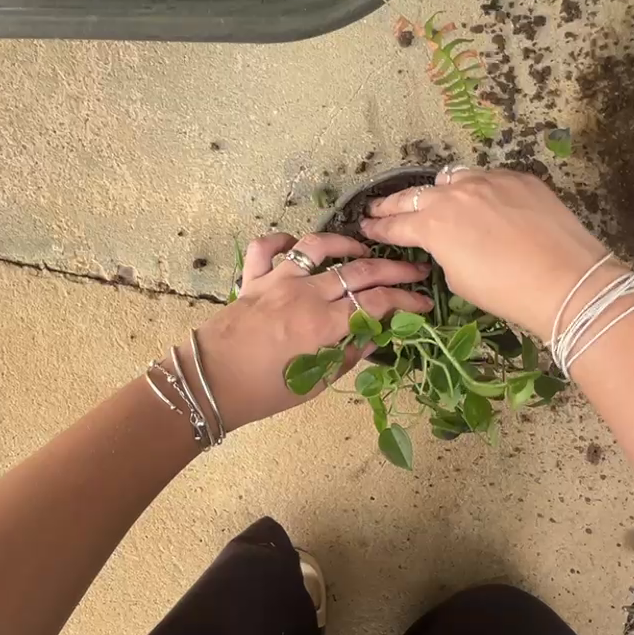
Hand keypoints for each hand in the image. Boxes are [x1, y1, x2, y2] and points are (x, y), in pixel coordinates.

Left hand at [189, 232, 433, 429]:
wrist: (209, 383)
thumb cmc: (264, 393)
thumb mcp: (316, 382)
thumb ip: (348, 354)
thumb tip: (375, 334)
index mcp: (323, 325)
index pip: (377, 303)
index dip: (406, 300)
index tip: (424, 302)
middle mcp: (304, 295)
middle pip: (359, 271)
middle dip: (395, 269)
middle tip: (416, 270)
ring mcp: (277, 282)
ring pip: (318, 247)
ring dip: (346, 244)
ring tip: (363, 251)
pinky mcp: (253, 280)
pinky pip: (268, 248)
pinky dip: (283, 241)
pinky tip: (296, 246)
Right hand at [361, 169, 608, 338]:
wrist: (565, 280)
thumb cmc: (506, 292)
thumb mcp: (459, 280)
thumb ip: (443, 252)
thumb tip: (447, 241)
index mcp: (434, 224)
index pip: (396, 224)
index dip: (379, 228)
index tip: (367, 227)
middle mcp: (456, 194)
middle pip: (415, 195)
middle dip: (394, 203)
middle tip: (378, 207)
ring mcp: (489, 180)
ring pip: (452, 178)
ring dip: (437, 190)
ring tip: (431, 198)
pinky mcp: (519, 178)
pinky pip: (487, 177)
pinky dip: (476, 188)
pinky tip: (480, 200)